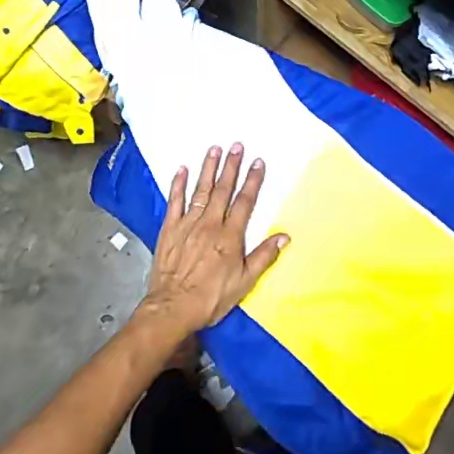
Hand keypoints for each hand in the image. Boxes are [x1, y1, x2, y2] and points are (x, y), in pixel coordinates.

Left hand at [139, 144, 288, 334]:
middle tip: (237, 146)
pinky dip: (178, 186)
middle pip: (223, 190)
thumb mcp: (245, 281)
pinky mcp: (169, 231)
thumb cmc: (212, 297)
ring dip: (208, 169)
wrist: (172, 308)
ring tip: (214, 149)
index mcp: (230, 235)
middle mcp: (209, 224)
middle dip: (231, 166)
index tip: (258, 162)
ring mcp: (187, 225)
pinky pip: (174, 203)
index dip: (253, 181)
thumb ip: (264, 256)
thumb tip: (284, 236)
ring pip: (200, 191)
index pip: (245, 201)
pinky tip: (182, 170)